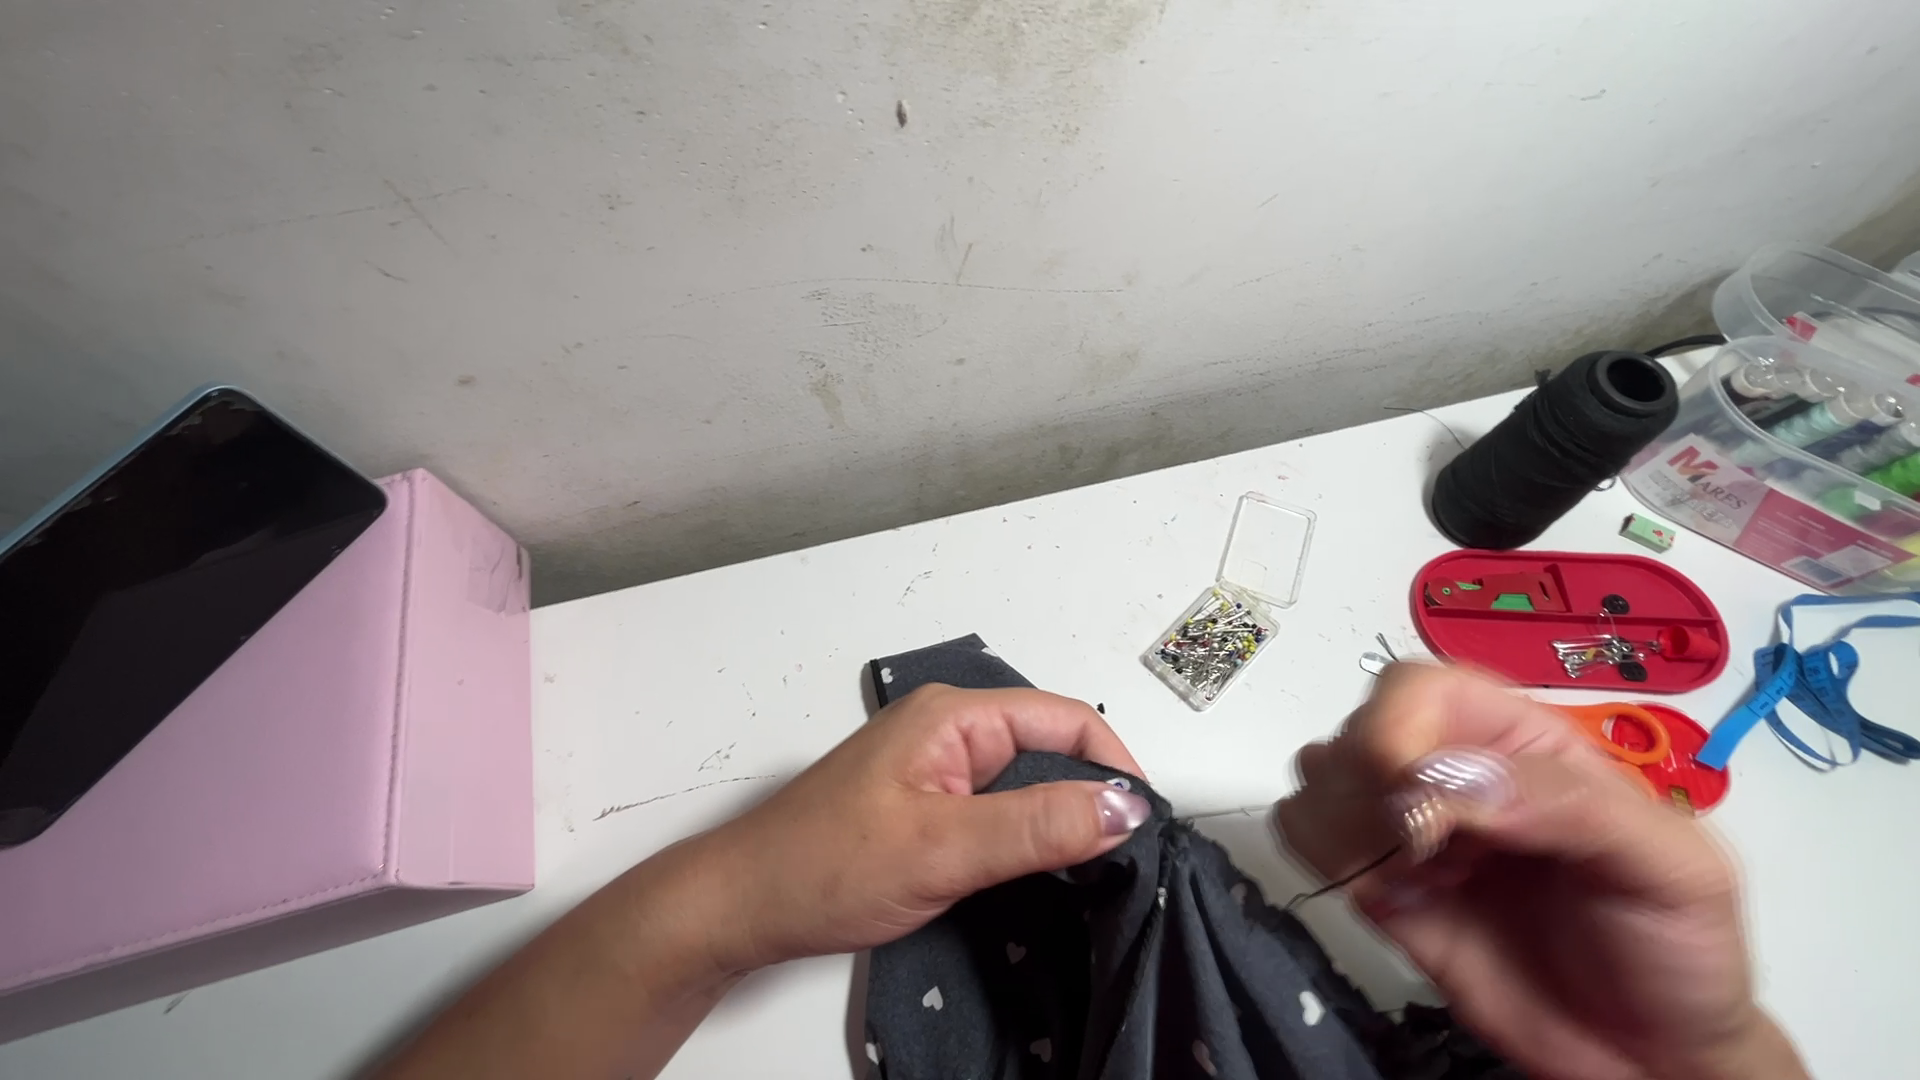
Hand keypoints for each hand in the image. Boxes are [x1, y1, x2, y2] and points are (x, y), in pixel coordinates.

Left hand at [697, 683, 1151, 972]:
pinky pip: (997, 806)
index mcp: (953, 715)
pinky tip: (1039, 869)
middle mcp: (948, 728)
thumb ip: (1037, 825)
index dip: (1112, 764)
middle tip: (1123, 858)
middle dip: (1089, 794)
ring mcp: (936, 765)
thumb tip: (1125, 807)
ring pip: (1024, 781)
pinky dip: (1025, 833)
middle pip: (1046, 747)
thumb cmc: (827, 866)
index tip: (1144, 824)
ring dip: (1058, 818)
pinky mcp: (927, 800)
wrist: (745, 904)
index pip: (1061, 720)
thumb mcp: (944, 847)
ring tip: (1091, 869)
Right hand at [1276, 663, 1806, 1079]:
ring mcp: (1394, 815)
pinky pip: (1296, 830)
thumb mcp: (1674, 869)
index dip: (1394, 729)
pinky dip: (1325, 857)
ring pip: (1313, 774)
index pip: (1414, 688)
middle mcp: (1441, 762)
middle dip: (1374, 795)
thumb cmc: (1672, 948)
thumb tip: (1445, 787)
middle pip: (1354, 730)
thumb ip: (1573, 808)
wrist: (1641, 1053)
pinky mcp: (1363, 868)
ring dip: (1348, 830)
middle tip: (1434, 859)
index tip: (1412, 802)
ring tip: (1420, 879)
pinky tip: (1392, 892)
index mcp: (1511, 738)